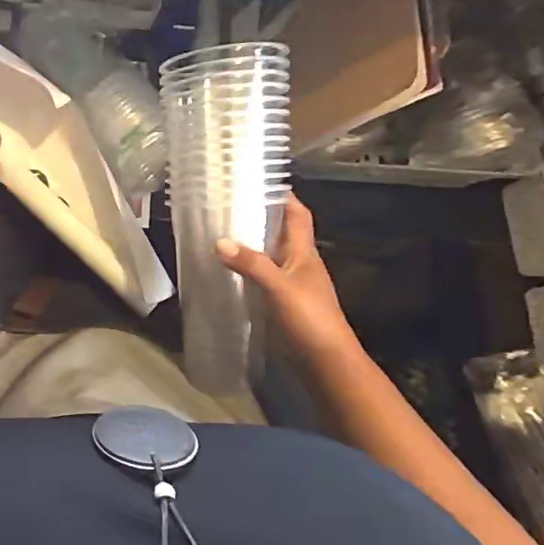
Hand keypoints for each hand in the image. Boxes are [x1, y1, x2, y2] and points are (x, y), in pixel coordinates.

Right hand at [217, 195, 360, 364]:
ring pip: (269, 257)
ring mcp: (291, 286)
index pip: (297, 215)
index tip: (259, 182)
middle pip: (281, 234)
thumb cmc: (309, 319)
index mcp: (304, 253)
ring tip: (219, 237)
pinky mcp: (282, 305)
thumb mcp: (279, 288)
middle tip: (227, 209)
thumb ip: (252, 264)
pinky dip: (246, 273)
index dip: (283, 196)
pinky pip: (261, 280)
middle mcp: (299, 265)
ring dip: (250, 247)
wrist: (325, 362)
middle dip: (259, 219)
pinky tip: (227, 275)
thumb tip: (220, 241)